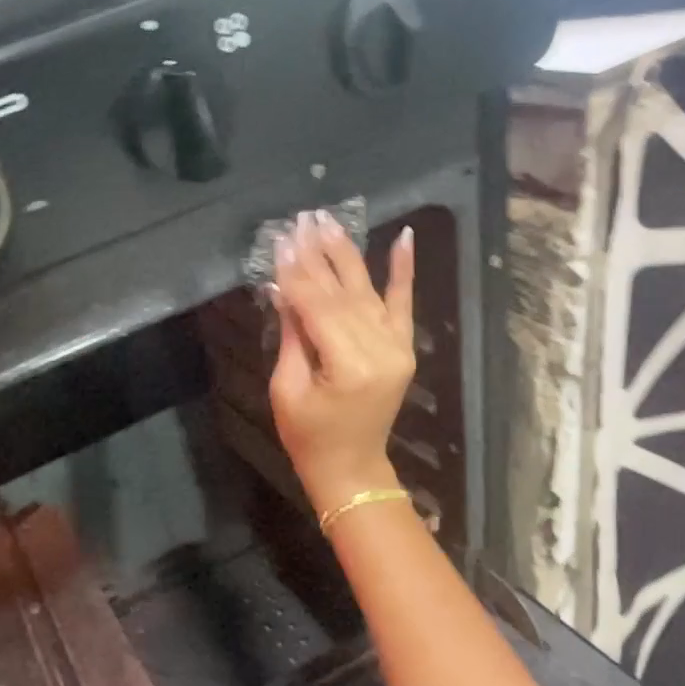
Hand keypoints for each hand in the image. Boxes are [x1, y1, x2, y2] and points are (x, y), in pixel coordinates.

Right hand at [269, 211, 416, 513]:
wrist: (350, 466)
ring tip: (328, 221)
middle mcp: (380, 349)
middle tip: (301, 219)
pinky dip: (404, 271)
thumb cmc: (308, 436)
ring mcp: (397, 346)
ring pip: (367, 291)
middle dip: (319, 255)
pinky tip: (403, 238)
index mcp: (349, 365)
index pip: (318, 307)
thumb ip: (291, 336)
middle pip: (342, 293)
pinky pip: (403, 304)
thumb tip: (282, 287)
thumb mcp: (288, 389)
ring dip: (347, 254)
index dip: (297, 273)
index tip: (281, 240)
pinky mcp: (403, 347)